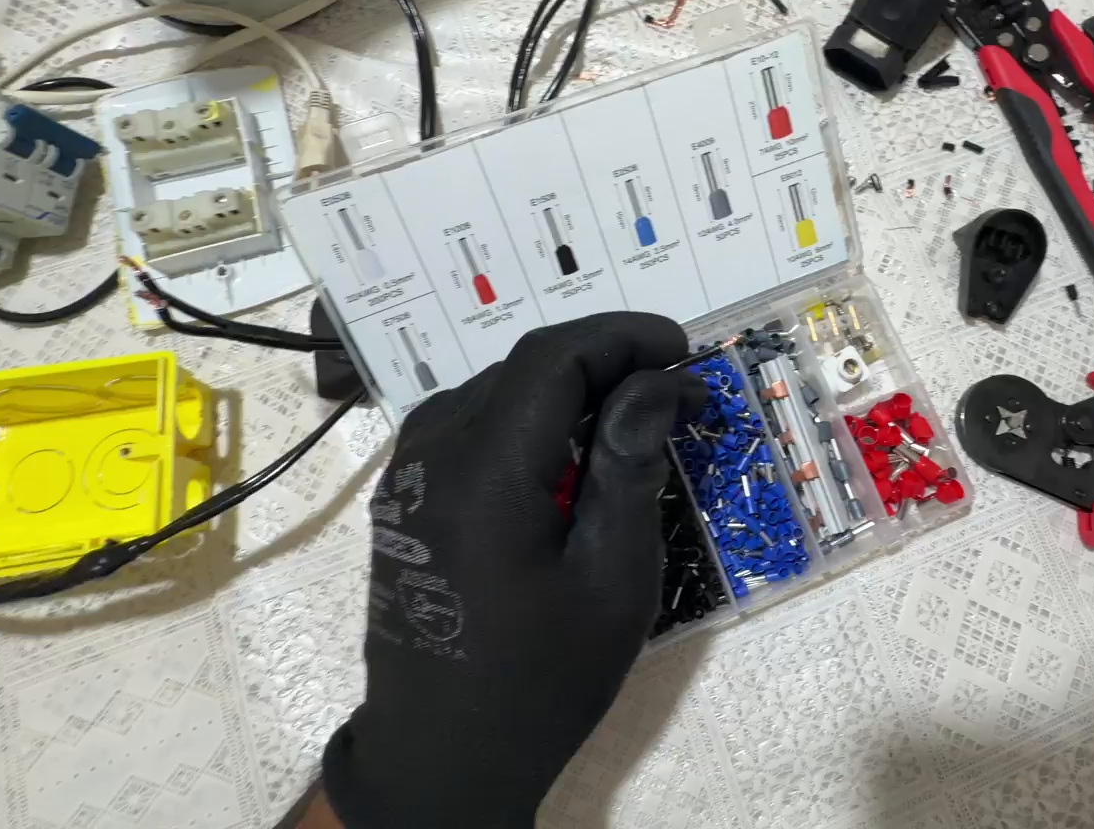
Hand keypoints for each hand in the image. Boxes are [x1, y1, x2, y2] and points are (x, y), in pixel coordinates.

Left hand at [319, 313, 704, 828]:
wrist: (440, 757)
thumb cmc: (541, 677)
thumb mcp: (612, 578)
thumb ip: (630, 465)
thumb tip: (656, 382)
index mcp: (485, 471)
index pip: (555, 357)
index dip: (625, 336)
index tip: (683, 352)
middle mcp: (435, 450)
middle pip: (529, 365)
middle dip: (609, 358)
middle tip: (673, 386)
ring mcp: (412, 467)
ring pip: (503, 385)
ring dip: (574, 383)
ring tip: (633, 412)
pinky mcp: (410, 487)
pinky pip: (480, 419)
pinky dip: (538, 413)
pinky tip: (574, 446)